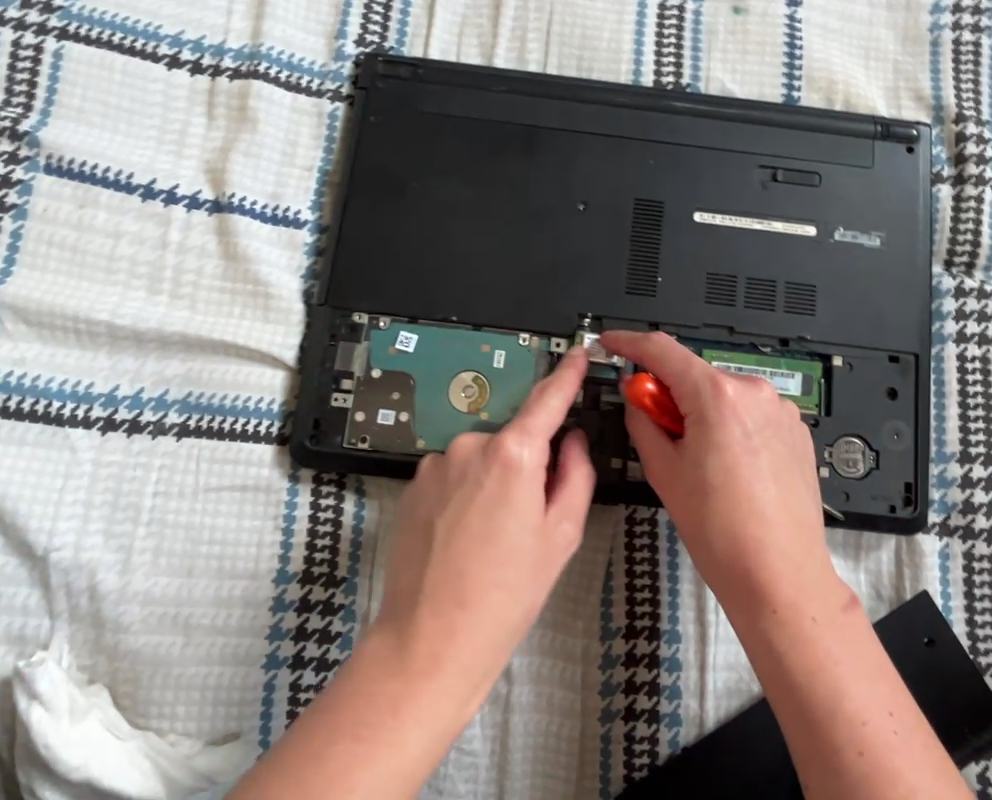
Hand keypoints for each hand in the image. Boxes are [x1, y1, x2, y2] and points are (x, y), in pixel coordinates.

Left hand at [371, 349, 595, 696]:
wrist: (431, 638)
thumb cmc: (505, 594)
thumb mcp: (560, 537)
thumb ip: (575, 475)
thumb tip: (571, 442)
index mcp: (513, 455)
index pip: (547, 400)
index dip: (566, 374)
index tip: (578, 353)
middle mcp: (470, 446)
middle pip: (514, 439)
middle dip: (528, 466)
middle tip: (530, 521)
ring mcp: (436, 463)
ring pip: (483, 460)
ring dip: (494, 483)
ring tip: (491, 540)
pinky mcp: (413, 484)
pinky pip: (454, 475)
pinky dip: (466, 495)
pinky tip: (464, 539)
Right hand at [599, 330, 846, 624]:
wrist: (778, 574)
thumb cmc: (725, 533)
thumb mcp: (663, 472)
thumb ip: (643, 420)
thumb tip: (636, 396)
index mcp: (718, 397)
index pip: (662, 349)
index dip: (630, 343)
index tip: (614, 343)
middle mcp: (754, 393)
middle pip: (694, 373)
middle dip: (668, 393)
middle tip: (653, 428)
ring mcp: (779, 410)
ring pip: (722, 394)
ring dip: (701, 411)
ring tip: (697, 462)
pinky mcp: (795, 429)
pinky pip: (749, 412)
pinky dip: (729, 426)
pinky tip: (726, 467)